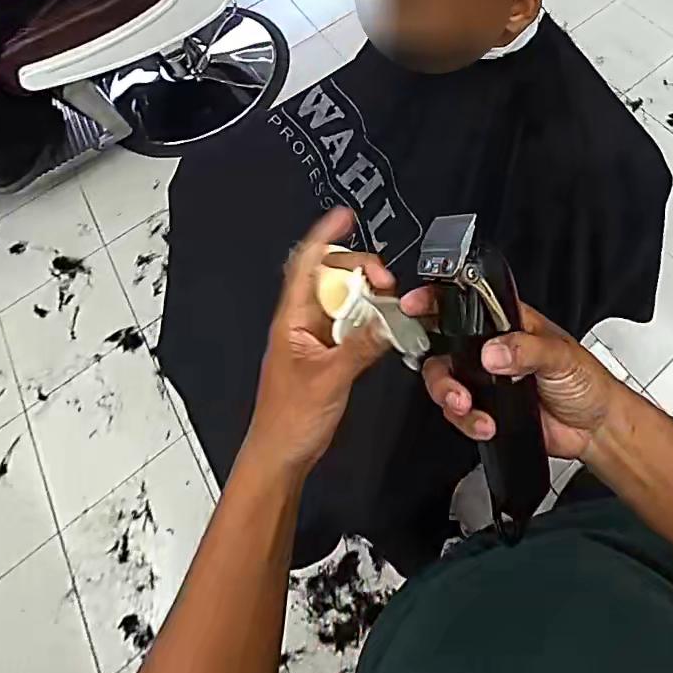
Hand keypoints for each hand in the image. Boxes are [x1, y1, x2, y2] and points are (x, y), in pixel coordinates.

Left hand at [242, 208, 392, 474]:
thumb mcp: (329, 379)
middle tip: (385, 280)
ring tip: (389, 301)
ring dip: (370, 293)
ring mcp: (319, 334)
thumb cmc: (289, 419)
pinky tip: (386, 324)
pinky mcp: (333, 349)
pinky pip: (356, 320)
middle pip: (333, 274)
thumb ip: (361, 346)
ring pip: (347, 297)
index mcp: (293, 318)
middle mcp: (305, 320)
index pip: (304, 264)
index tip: (345, 218)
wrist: (282, 454)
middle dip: (362, 267)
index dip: (324, 236)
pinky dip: (373, 316)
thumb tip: (390, 319)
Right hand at [405, 290, 627, 460]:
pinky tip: (486, 425)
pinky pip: (460, 413)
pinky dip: (466, 421)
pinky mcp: (488, 408)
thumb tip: (494, 352)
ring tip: (468, 408)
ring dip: (450, 397)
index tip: (416, 304)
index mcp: (511, 322)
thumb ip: (527, 350)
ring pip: (446, 381)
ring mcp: (488, 379)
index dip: (437, 301)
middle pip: (444, 347)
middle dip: (439, 370)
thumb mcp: (560, 356)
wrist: (594, 427)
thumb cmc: (586, 380)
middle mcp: (494, 347)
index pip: (469, 303)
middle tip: (452, 387)